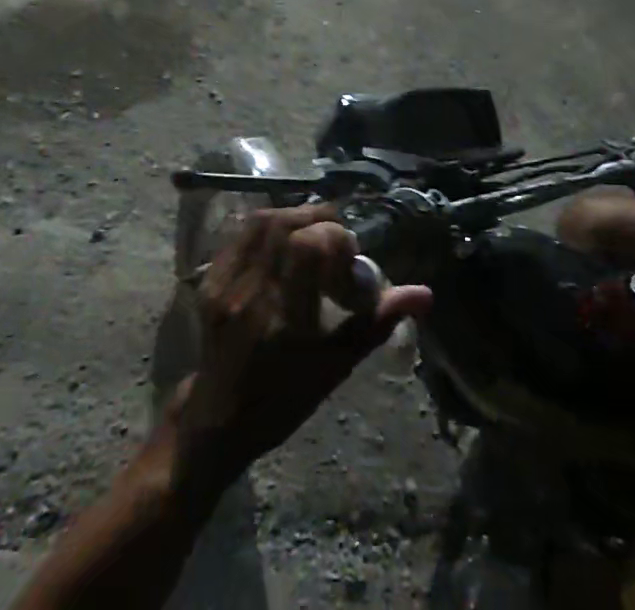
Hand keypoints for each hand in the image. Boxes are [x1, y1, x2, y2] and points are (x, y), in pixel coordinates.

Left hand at [170, 204, 432, 489]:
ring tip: (314, 233)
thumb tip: (425, 294)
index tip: (349, 258)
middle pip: (284, 225)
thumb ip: (378, 321)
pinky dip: (268, 227)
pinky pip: (240, 235)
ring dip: (294, 217)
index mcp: (286, 321)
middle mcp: (251, 295)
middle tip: (336, 240)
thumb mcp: (338, 364)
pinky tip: (284, 241)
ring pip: (260, 222)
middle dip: (318, 220)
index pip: (308, 246)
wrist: (221, 416)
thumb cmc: (287, 396)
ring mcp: (225, 285)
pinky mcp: (209, 281)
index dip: (336, 237)